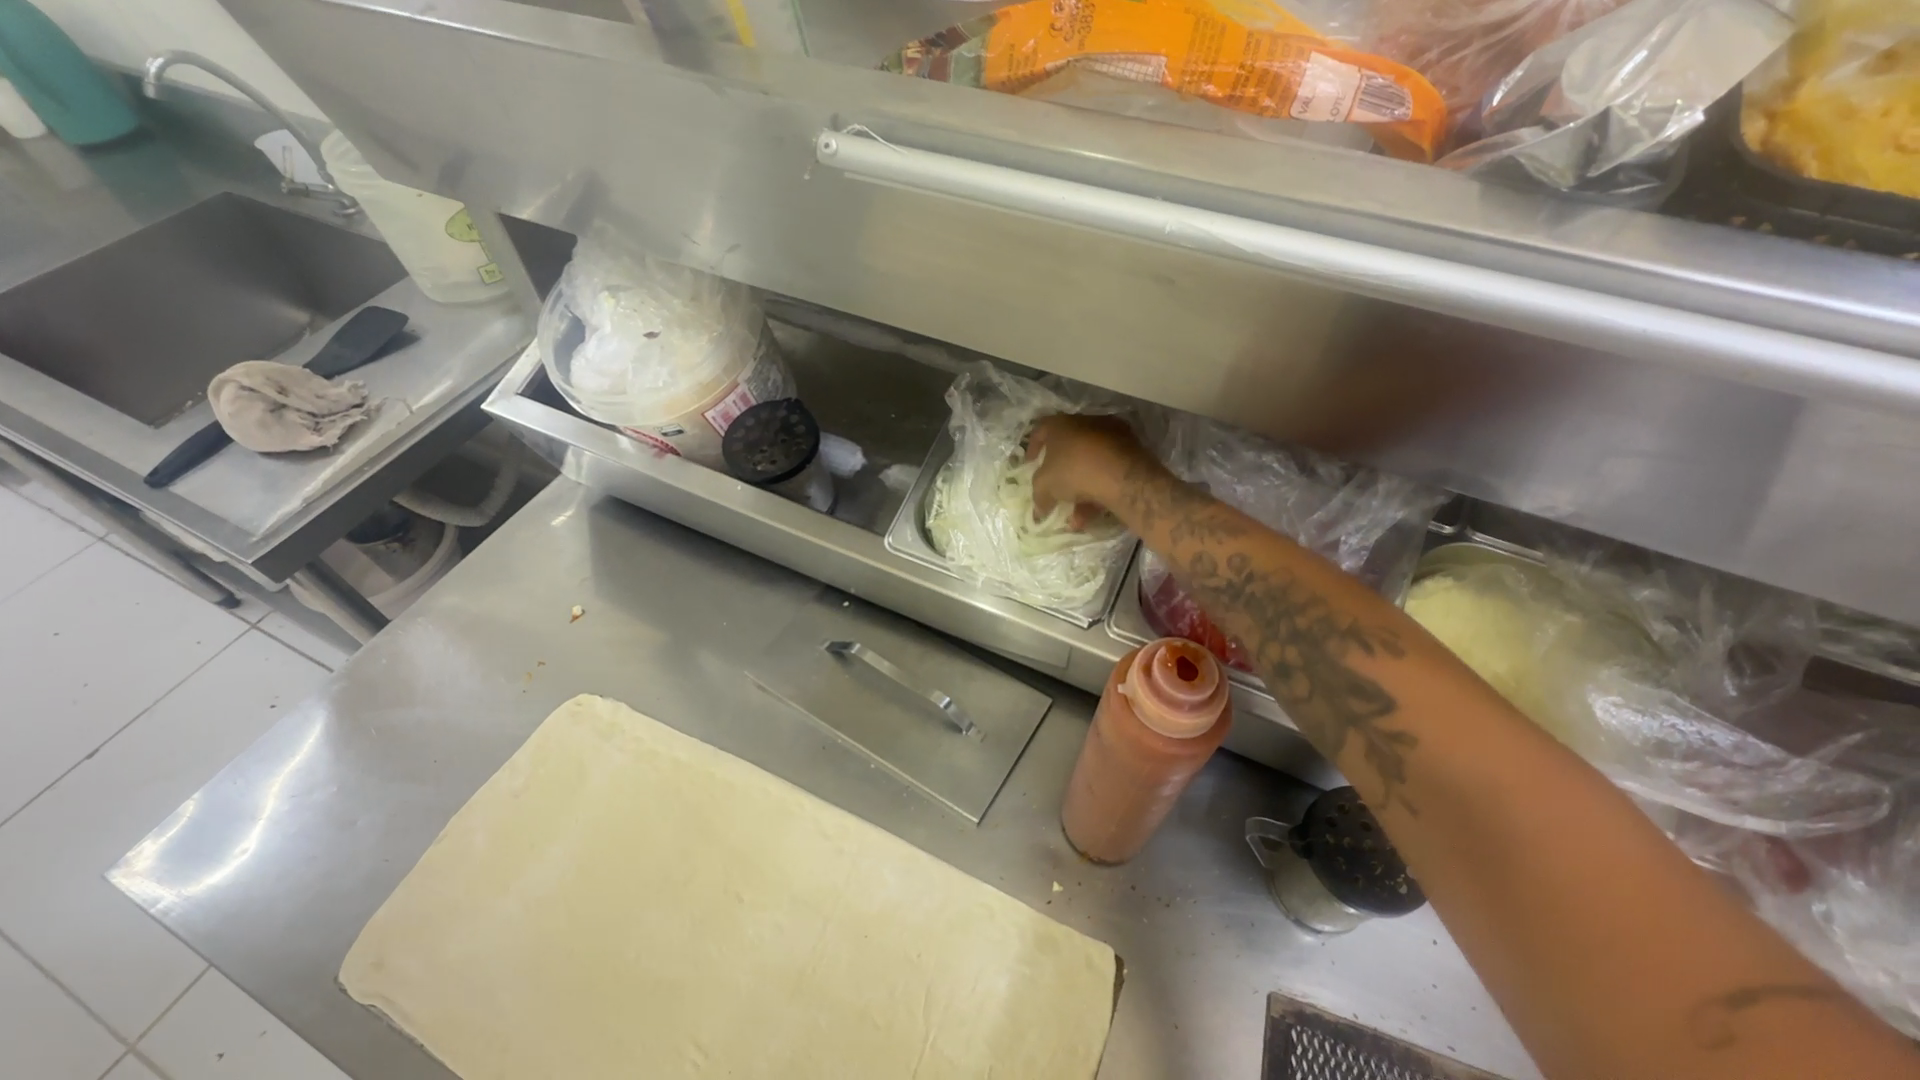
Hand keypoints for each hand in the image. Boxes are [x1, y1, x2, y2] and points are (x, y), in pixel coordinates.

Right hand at [1025, 414, 1150, 528]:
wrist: (1122, 475)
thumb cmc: (1075, 471)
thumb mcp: (1045, 486)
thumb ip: (1039, 495)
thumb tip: (1039, 509)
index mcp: (1061, 424)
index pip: (1040, 430)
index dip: (1033, 448)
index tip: (1031, 464)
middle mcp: (1086, 423)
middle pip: (1068, 448)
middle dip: (1060, 473)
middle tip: (1055, 490)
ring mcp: (1111, 435)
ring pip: (1090, 463)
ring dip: (1080, 490)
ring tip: (1076, 517)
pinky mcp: (1131, 450)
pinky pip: (1108, 470)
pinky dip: (1099, 490)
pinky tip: (1092, 515)